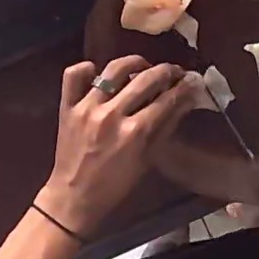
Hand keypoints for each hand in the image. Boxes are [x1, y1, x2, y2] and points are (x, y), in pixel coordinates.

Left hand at [35, 57, 201, 238]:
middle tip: (172, 70)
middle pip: (144, 79)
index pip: (166, 99)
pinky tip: (97, 71)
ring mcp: (87, 108)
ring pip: (112, 70)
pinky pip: (73, 75)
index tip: (191, 78)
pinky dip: (86, 68)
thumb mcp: (147, 159)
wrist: (74, 196)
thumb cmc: (115, 183)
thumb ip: (167, 126)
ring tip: (142, 66)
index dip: (183, 86)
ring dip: (133, 62)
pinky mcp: (67, 106)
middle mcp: (111, 115)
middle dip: (165, 71)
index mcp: (134, 132)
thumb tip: (187, 100)